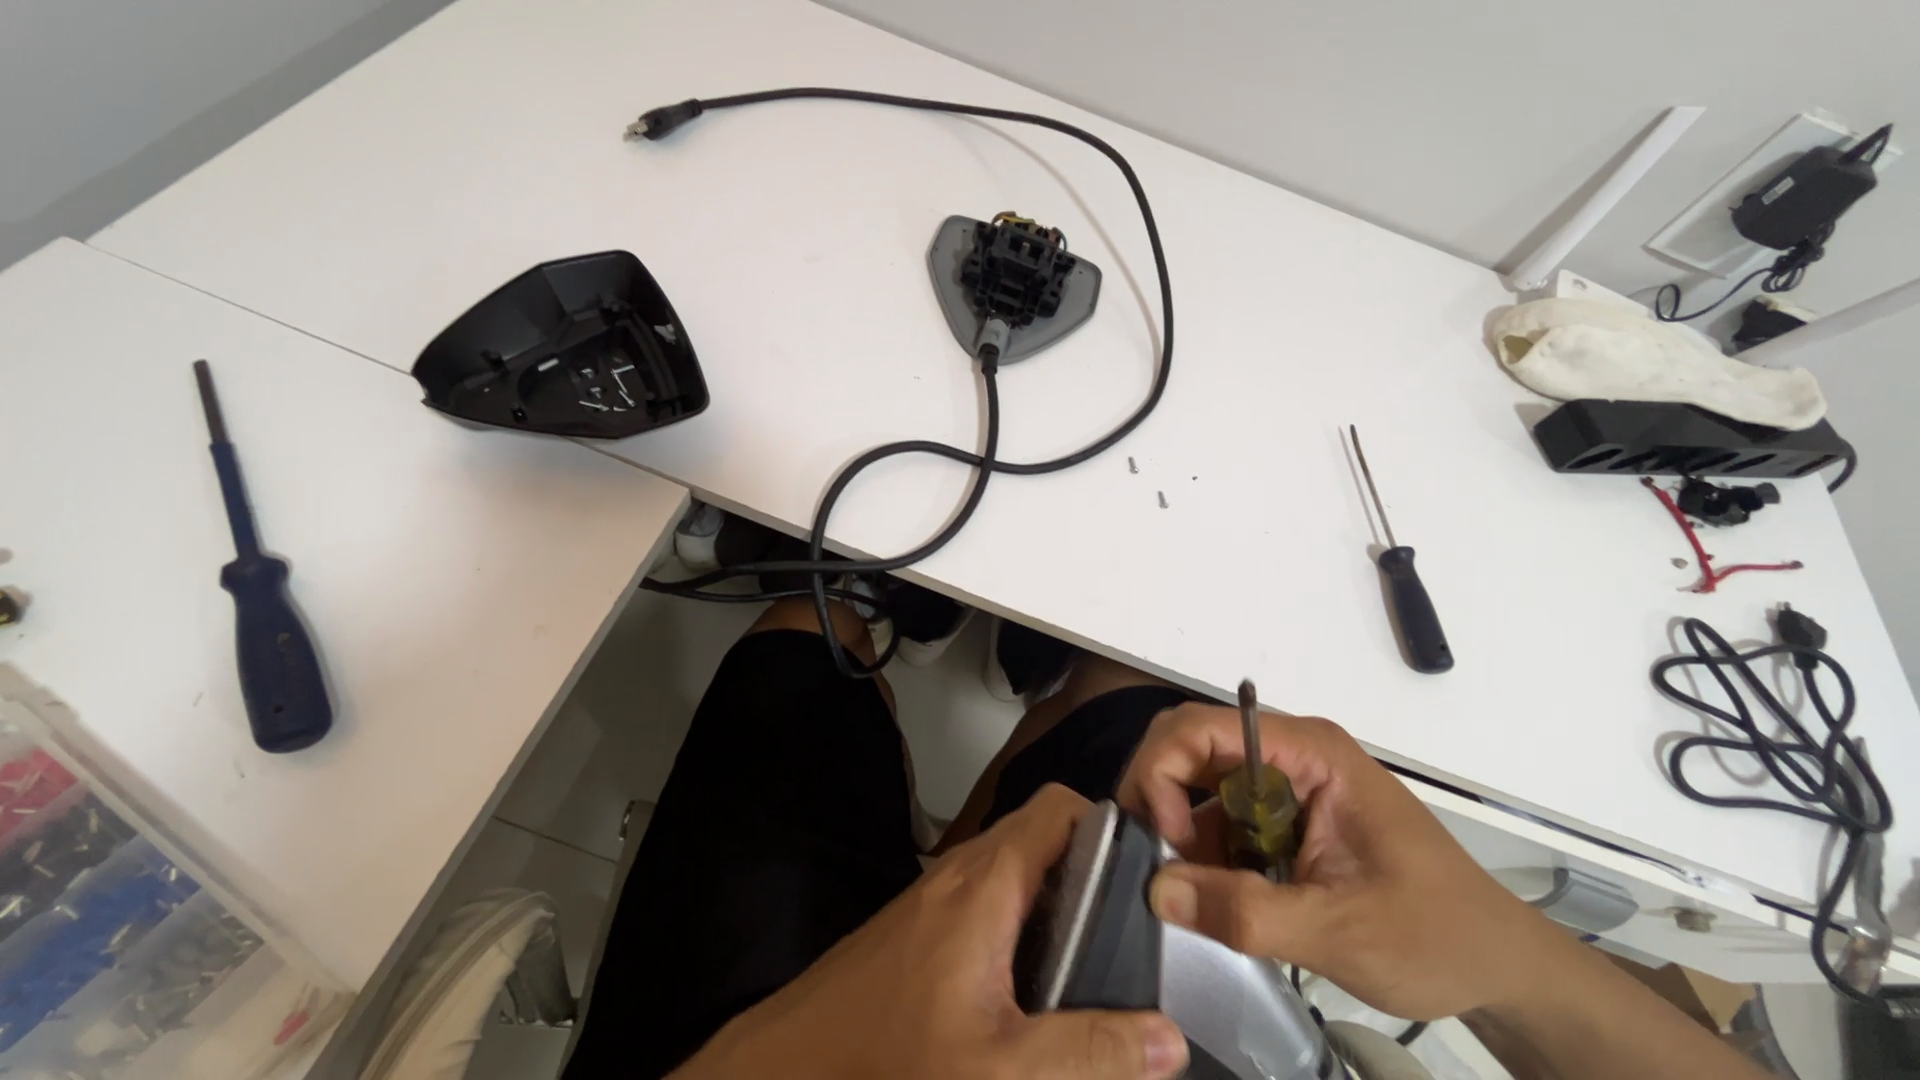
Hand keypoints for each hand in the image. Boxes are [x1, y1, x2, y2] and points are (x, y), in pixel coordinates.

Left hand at [672, 784, 1188, 1079]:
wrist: (790, 1066)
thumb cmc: (889, 1058)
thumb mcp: (1003, 1070)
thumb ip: (1091, 1050)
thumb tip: (1168, 1037)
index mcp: (986, 884)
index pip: (1058, 807)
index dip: (1109, 826)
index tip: (1145, 876)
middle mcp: (958, 873)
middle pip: (1041, 835)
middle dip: (1090, 871)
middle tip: (1128, 929)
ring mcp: (934, 895)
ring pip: (1013, 868)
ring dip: (1055, 899)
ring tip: (1089, 959)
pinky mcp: (918, 923)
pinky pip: (985, 896)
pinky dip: (1019, 919)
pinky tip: (1027, 983)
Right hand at [1117, 703, 1573, 1020]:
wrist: (1499, 967)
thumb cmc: (1437, 936)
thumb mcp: (1341, 929)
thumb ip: (1247, 912)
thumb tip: (1155, 889)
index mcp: (1310, 753)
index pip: (1200, 728)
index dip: (1164, 774)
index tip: (1165, 843)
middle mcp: (1291, 756)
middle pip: (1190, 748)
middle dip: (1160, 798)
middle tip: (1158, 862)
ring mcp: (1287, 787)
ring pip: (1198, 785)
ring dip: (1178, 832)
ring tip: (1190, 893)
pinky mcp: (1284, 821)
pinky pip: (1219, 820)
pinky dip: (1200, 853)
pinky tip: (1214, 896)